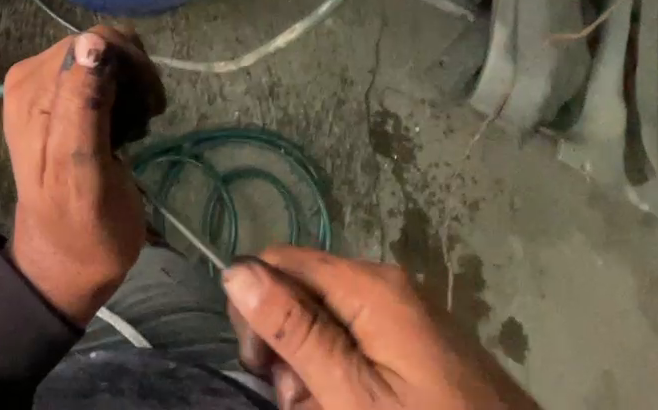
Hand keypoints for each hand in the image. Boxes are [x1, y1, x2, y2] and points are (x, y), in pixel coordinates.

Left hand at [1, 25, 165, 325]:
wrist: (66, 258)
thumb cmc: (81, 227)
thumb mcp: (82, 174)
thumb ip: (83, 106)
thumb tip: (92, 42)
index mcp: (30, 90)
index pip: (90, 42)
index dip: (128, 66)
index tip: (149, 108)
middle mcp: (31, 77)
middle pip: (98, 43)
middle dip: (133, 75)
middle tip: (146, 121)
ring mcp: (45, 85)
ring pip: (105, 53)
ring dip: (133, 84)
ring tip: (136, 126)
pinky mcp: (62, 96)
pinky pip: (103, 69)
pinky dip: (125, 92)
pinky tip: (126, 125)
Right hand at [222, 248, 539, 409]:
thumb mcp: (354, 398)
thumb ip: (295, 331)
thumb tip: (234, 270)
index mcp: (369, 286)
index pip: (277, 262)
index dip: (255, 308)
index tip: (261, 368)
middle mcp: (387, 285)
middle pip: (301, 289)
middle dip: (286, 344)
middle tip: (299, 403)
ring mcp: (409, 316)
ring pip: (327, 321)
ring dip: (313, 367)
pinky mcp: (423, 347)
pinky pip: (361, 341)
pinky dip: (345, 375)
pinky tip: (355, 409)